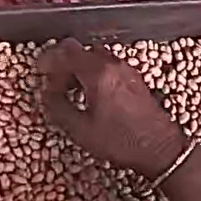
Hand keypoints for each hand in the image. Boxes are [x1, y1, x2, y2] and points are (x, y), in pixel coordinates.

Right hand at [37, 39, 185, 177]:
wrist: (161, 149)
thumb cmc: (122, 142)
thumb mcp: (81, 130)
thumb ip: (58, 107)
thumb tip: (47, 94)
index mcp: (98, 73)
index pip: (66, 53)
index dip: (48, 61)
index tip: (39, 71)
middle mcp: (114, 66)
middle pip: (81, 51)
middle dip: (63, 63)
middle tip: (54, 83)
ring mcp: (128, 71)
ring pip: (96, 57)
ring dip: (80, 68)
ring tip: (71, 91)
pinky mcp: (136, 80)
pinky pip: (110, 66)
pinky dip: (96, 73)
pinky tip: (92, 95)